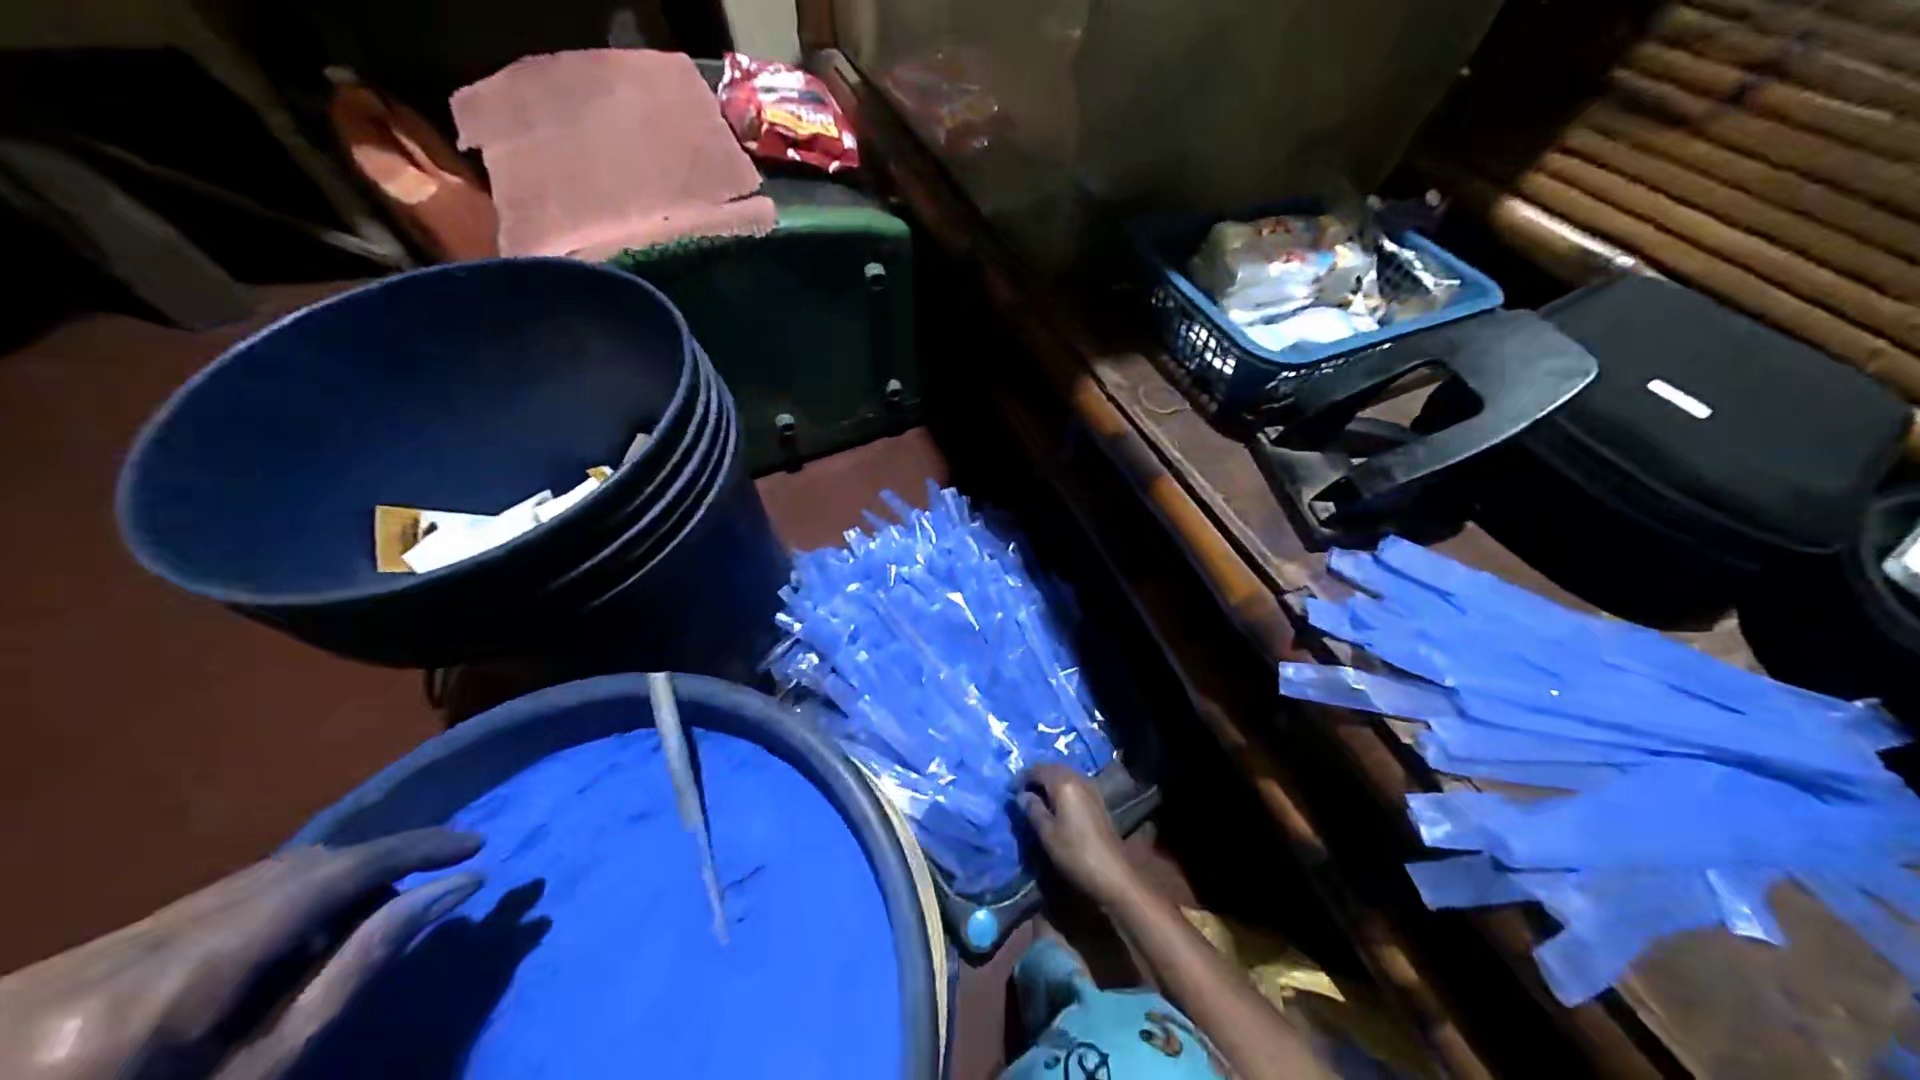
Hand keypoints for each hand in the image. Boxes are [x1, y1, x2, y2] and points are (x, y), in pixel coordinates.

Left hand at [0, 828, 482, 1079]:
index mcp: (173, 986)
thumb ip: (355, 972)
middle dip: (372, 869)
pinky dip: (273, 908)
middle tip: (427, 890)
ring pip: (250, 880)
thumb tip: (450, 890)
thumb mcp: (267, 1072)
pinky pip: (209, 902)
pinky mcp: (81, 952)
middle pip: (288, 869)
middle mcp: (131, 944)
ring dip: (325, 888)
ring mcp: (95, 944)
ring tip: (361, 924)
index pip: (321, 878)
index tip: (475, 844)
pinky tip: (287, 945)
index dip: (408, 849)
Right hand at [1018, 764, 1136, 905]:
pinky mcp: (1097, 800)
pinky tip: (1056, 805)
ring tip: (1036, 799)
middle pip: (1053, 769)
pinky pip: (1074, 785)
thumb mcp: (1046, 833)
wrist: (1112, 873)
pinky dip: (1061, 789)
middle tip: (1022, 794)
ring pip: (1065, 776)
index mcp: (1064, 783)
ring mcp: (1091, 789)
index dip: (1021, 778)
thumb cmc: (1075, 853)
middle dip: (1036, 777)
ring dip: (1049, 783)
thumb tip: (1021, 795)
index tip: (1010, 792)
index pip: (1037, 770)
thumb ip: (1032, 809)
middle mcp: (1079, 779)